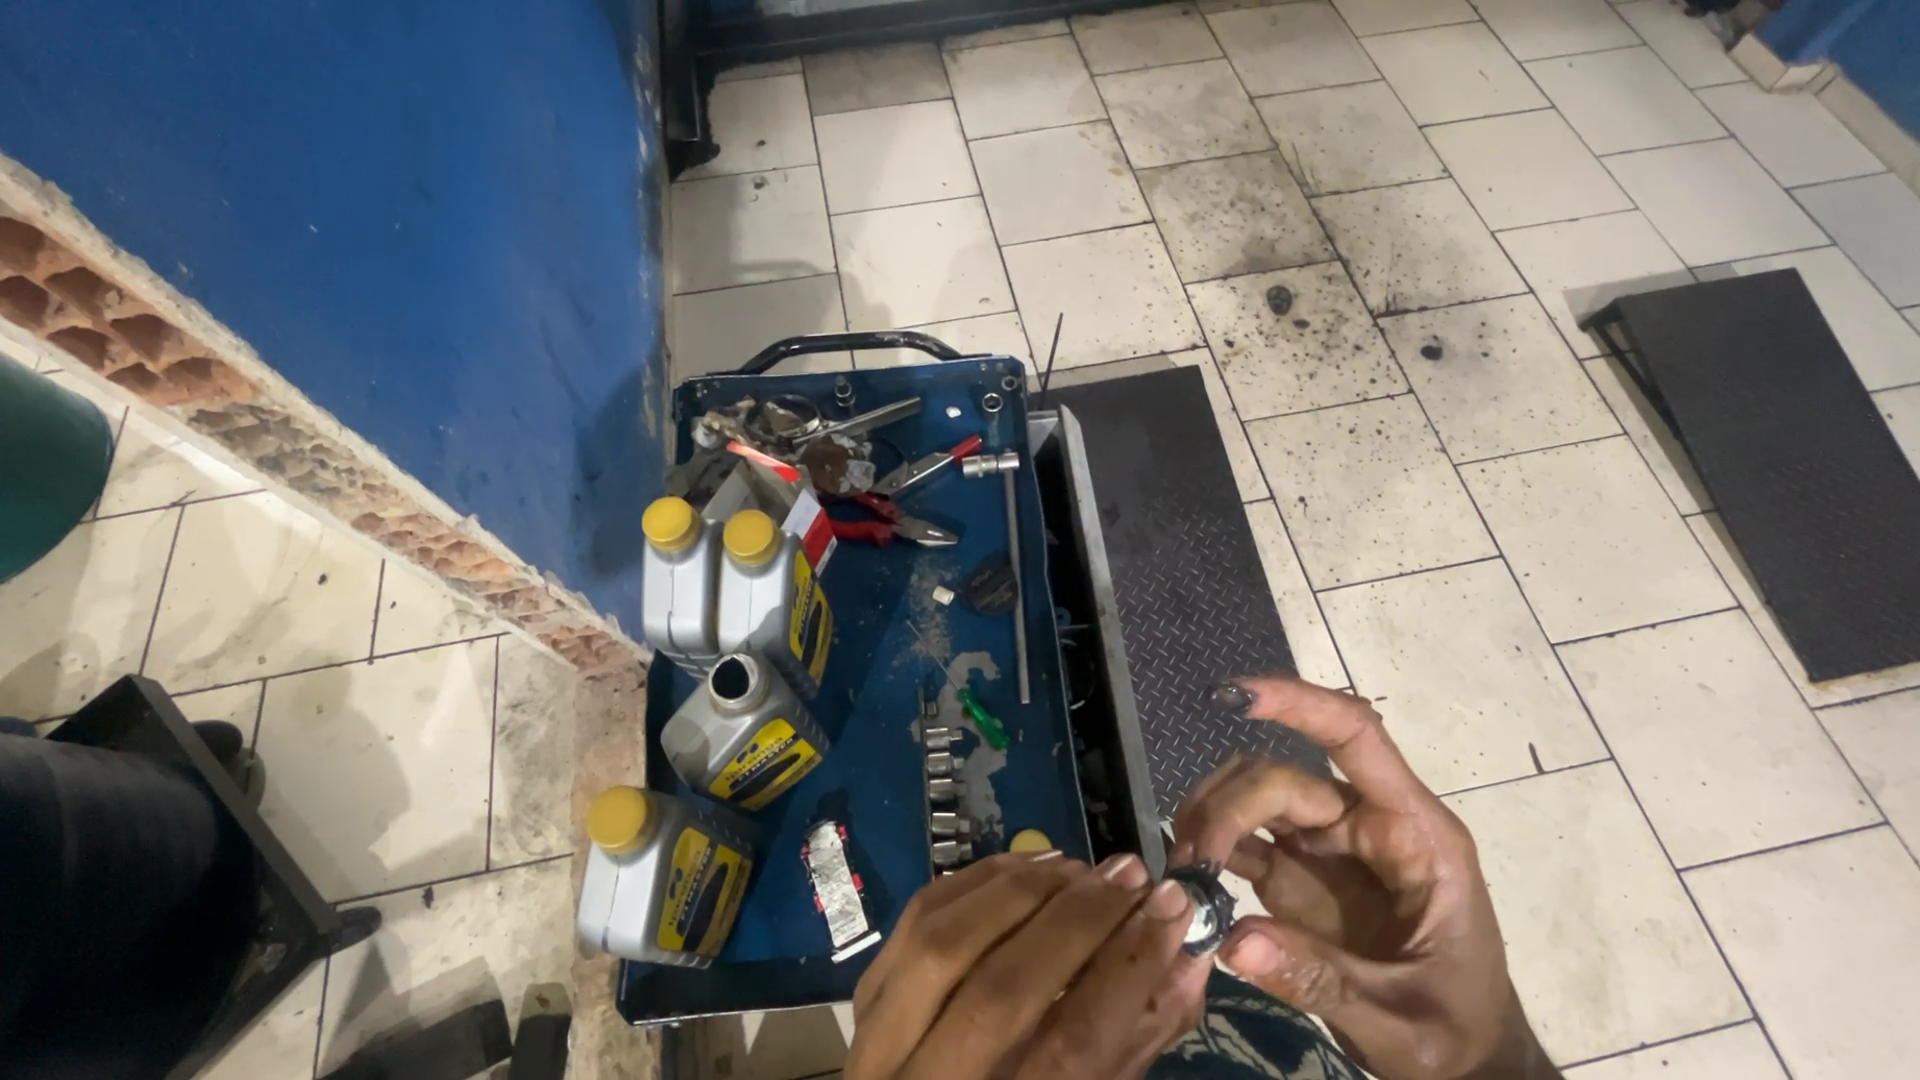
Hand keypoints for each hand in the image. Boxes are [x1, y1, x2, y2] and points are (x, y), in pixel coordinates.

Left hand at [846, 851, 1211, 1079]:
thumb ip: (1135, 1031)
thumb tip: (1187, 951)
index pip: (1071, 1048)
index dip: (1129, 969)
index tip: (1174, 907)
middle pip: (1002, 991)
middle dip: (1077, 922)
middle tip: (1133, 876)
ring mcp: (878, 1038)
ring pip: (947, 941)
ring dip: (1024, 891)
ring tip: (1083, 867)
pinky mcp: (866, 985)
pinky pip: (921, 912)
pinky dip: (980, 879)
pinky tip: (1030, 863)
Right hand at [1175, 677, 1559, 1079]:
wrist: (1465, 1065)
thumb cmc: (1458, 1035)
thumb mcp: (1407, 1025)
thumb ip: (1322, 983)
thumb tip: (1233, 940)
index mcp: (1412, 834)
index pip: (1356, 736)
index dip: (1299, 704)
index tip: (1236, 696)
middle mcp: (1363, 823)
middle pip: (1280, 777)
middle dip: (1229, 808)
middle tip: (1193, 865)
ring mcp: (1325, 845)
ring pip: (1252, 794)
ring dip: (1210, 818)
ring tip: (1186, 868)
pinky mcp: (1294, 871)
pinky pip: (1241, 836)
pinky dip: (1209, 845)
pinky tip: (1188, 871)